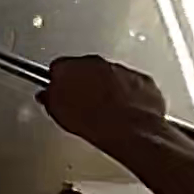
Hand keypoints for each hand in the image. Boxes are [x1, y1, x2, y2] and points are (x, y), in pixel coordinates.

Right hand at [38, 55, 168, 148]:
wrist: (127, 130)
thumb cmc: (91, 119)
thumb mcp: (55, 110)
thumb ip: (50, 96)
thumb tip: (50, 95)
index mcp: (70, 67)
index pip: (58, 66)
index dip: (58, 79)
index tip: (58, 88)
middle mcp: (96, 64)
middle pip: (86, 67)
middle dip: (83, 80)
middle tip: (80, 98)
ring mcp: (121, 71)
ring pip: (110, 74)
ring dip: (107, 85)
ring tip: (103, 106)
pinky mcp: (144, 81)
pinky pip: (133, 83)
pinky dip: (129, 92)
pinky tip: (123, 107)